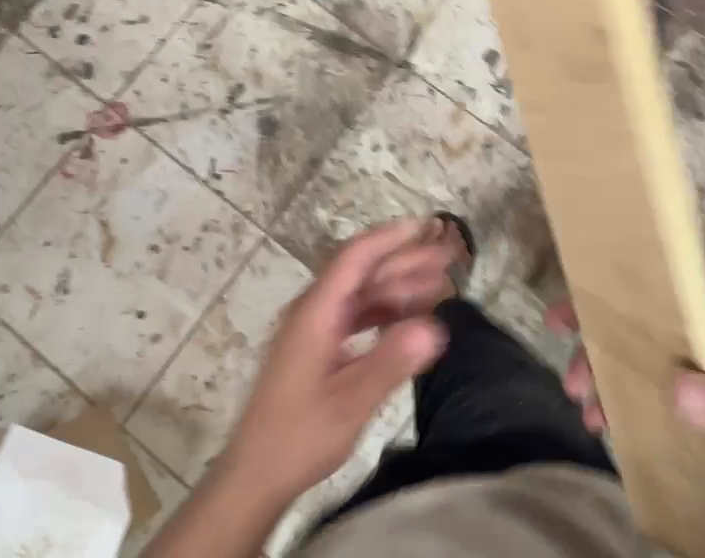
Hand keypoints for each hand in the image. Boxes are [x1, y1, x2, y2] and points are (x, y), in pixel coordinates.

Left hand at [218, 219, 452, 502]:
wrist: (254, 476)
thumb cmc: (299, 437)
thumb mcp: (351, 403)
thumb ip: (391, 362)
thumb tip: (437, 327)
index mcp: (315, 312)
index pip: (355, 257)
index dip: (391, 237)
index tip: (428, 227)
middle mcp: (313, 311)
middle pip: (363, 272)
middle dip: (406, 260)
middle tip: (450, 257)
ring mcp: (314, 329)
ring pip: (362, 294)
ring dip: (400, 286)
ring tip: (442, 286)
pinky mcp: (318, 348)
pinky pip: (357, 316)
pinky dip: (386, 312)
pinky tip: (412, 319)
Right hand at [548, 302, 704, 510]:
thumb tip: (675, 384)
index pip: (657, 304)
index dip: (608, 306)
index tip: (565, 319)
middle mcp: (701, 342)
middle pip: (636, 331)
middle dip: (597, 352)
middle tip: (576, 388)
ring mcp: (695, 371)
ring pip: (636, 361)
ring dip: (605, 380)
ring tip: (592, 418)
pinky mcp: (692, 401)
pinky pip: (645, 389)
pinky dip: (620, 401)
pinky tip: (608, 425)